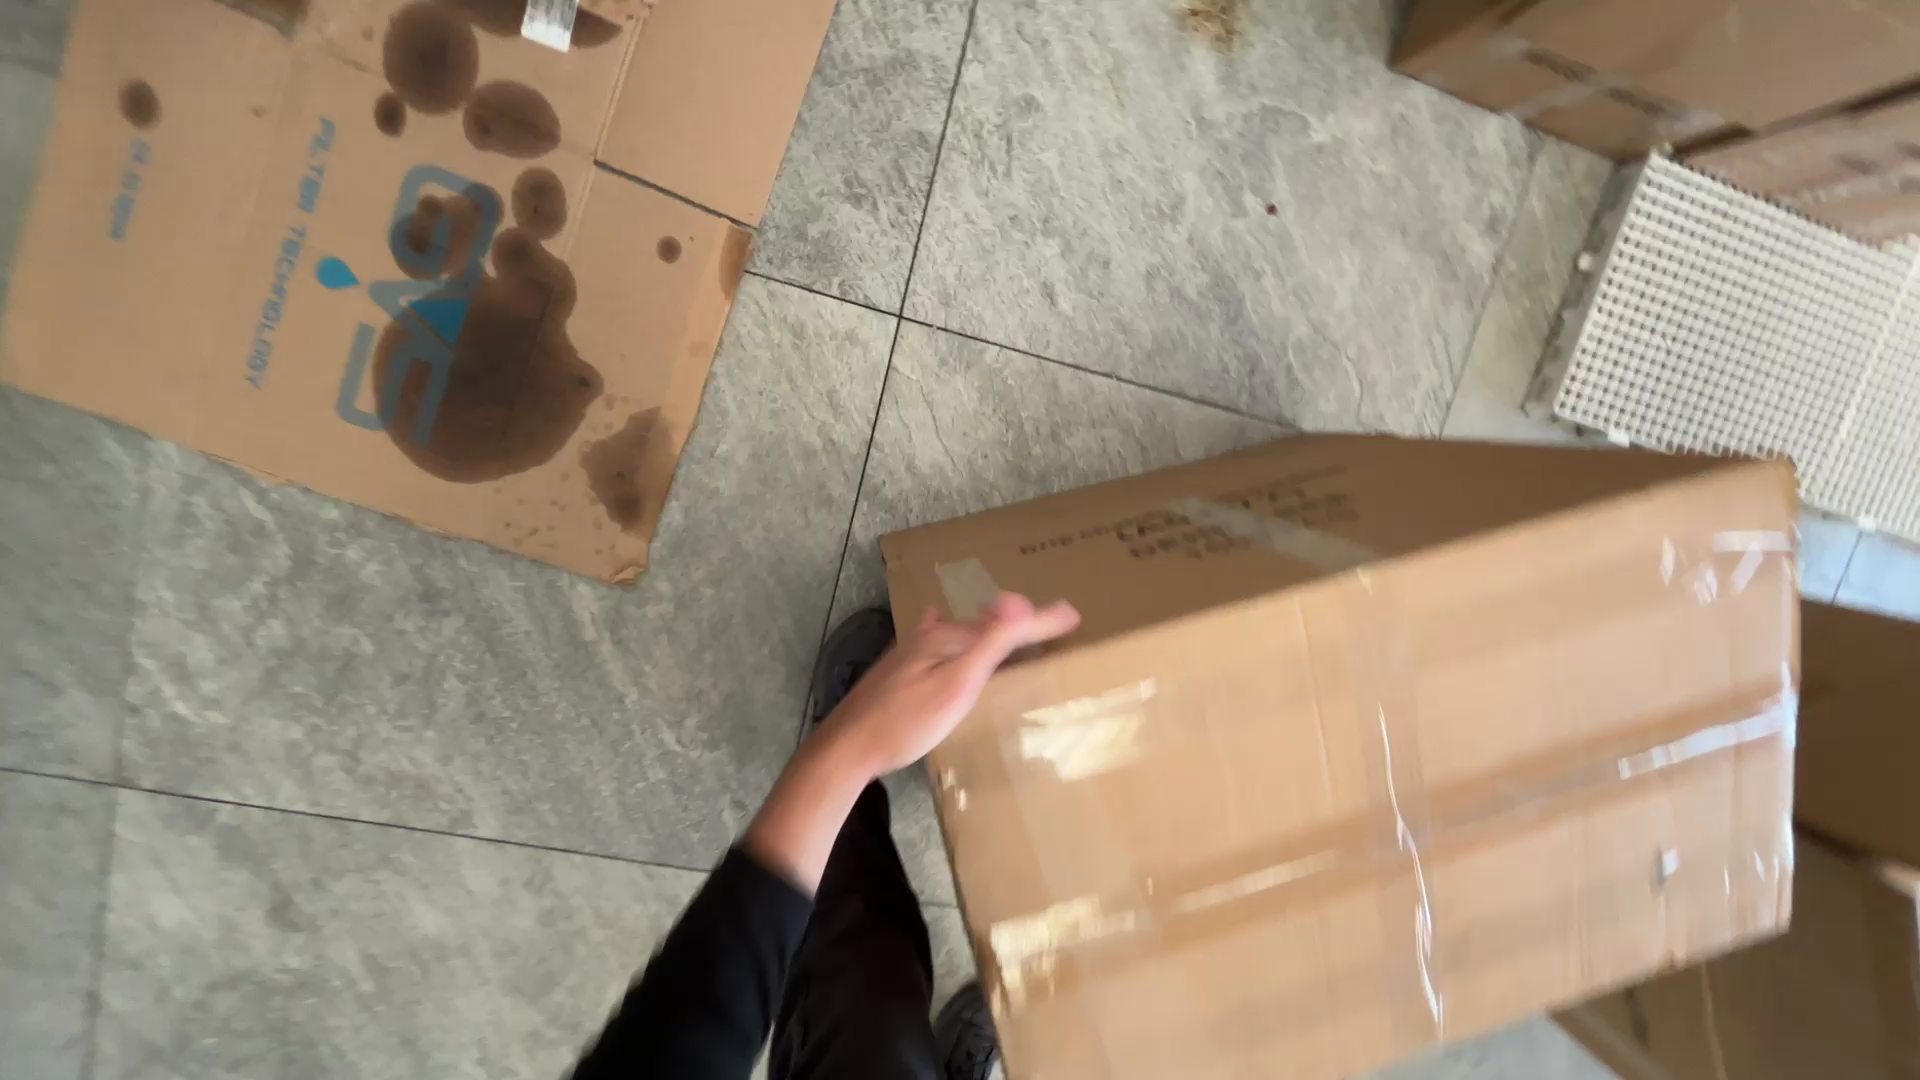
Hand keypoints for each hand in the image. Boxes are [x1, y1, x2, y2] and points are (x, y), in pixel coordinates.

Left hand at [820, 592, 1081, 777]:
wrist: (847, 747)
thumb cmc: (906, 722)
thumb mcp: (956, 684)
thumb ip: (988, 643)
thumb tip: (1018, 600)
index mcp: (948, 638)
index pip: (1006, 626)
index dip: (1040, 621)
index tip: (1073, 614)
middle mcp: (930, 637)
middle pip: (983, 625)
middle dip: (1016, 622)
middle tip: (1049, 621)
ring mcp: (910, 652)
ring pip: (959, 634)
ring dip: (987, 630)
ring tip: (1010, 628)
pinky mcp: (898, 670)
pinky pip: (936, 644)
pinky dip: (953, 637)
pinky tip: (933, 620)